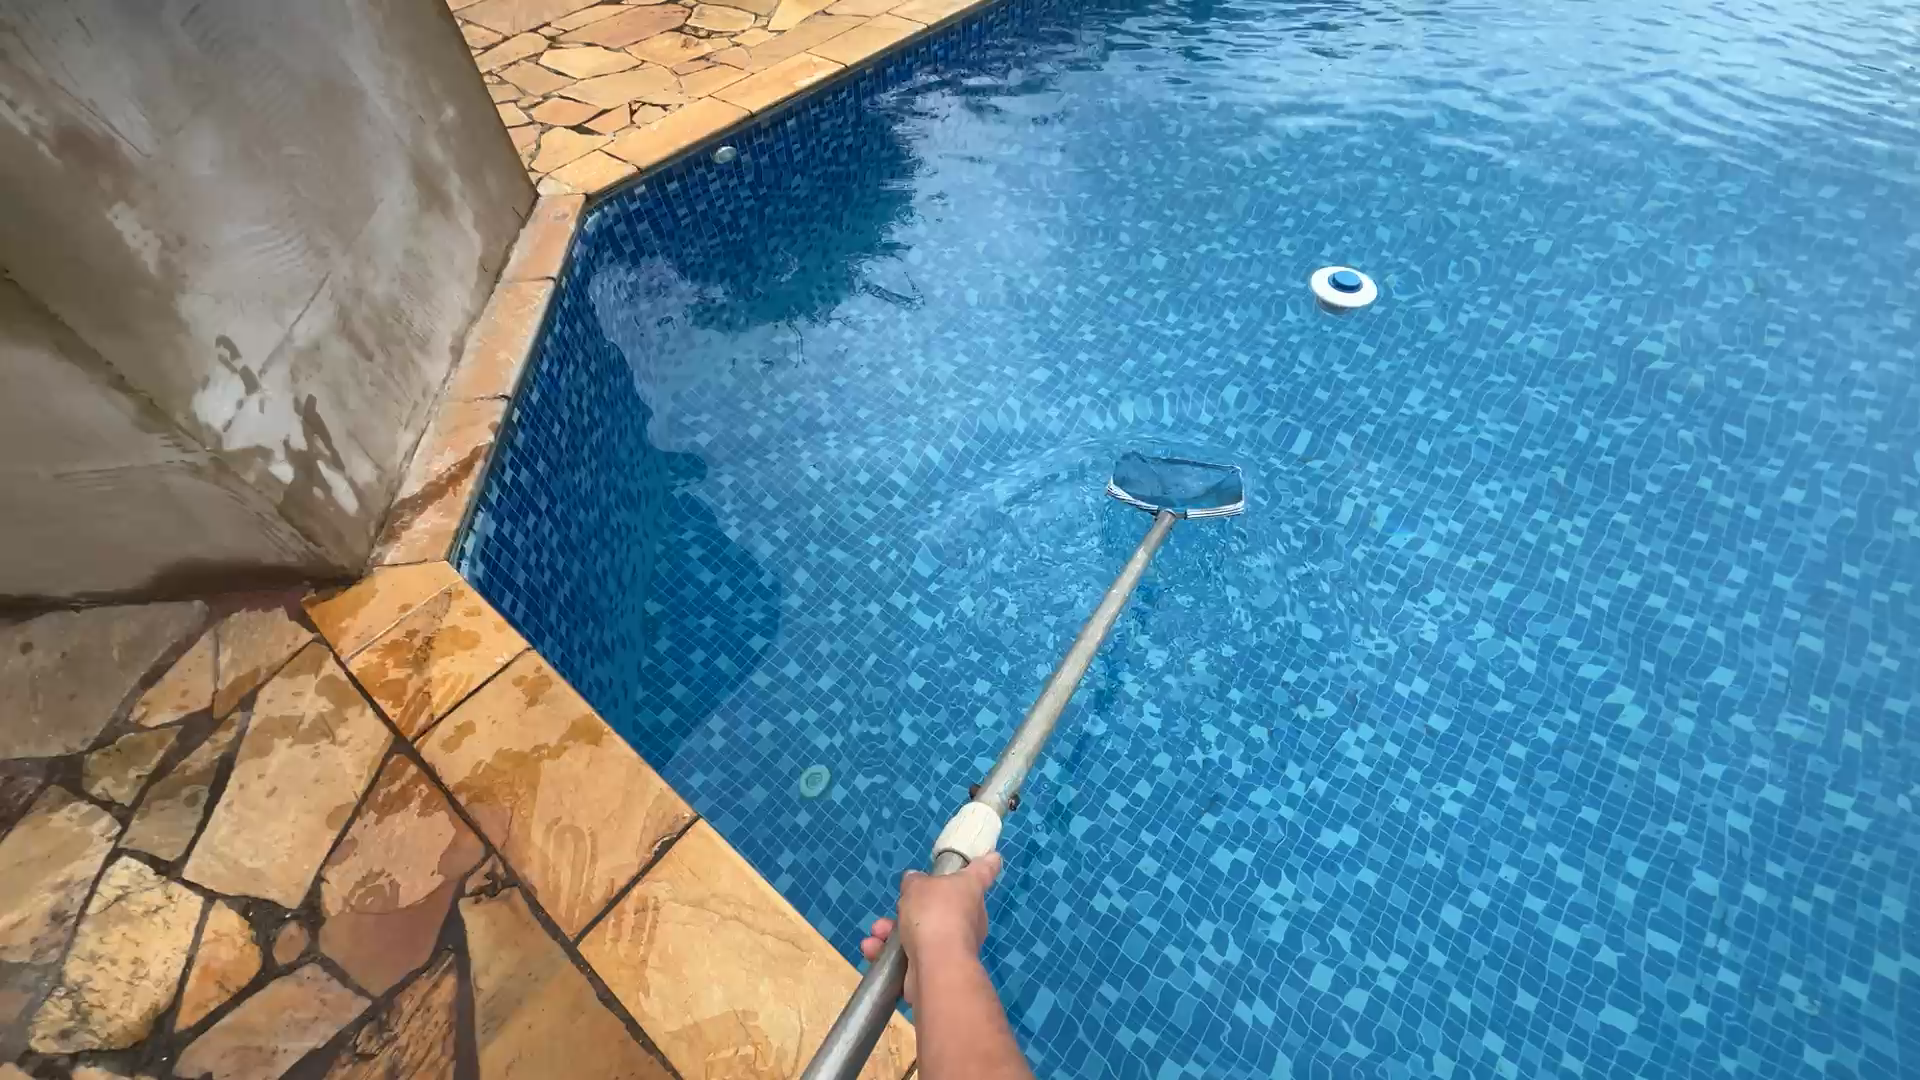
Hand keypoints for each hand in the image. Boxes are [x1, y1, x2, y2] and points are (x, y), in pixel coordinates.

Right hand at [859, 852, 1001, 1004]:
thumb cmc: (934, 912)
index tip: (993, 856)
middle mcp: (969, 916)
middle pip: (944, 906)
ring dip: (894, 932)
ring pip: (922, 933)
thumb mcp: (917, 886)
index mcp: (971, 888)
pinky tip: (873, 950)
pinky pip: (913, 956)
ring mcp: (956, 945)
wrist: (937, 965)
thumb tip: (915, 881)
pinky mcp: (940, 969)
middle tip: (898, 906)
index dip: (987, 862)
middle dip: (913, 908)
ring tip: (877, 933)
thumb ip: (914, 882)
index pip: (984, 870)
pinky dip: (892, 955)